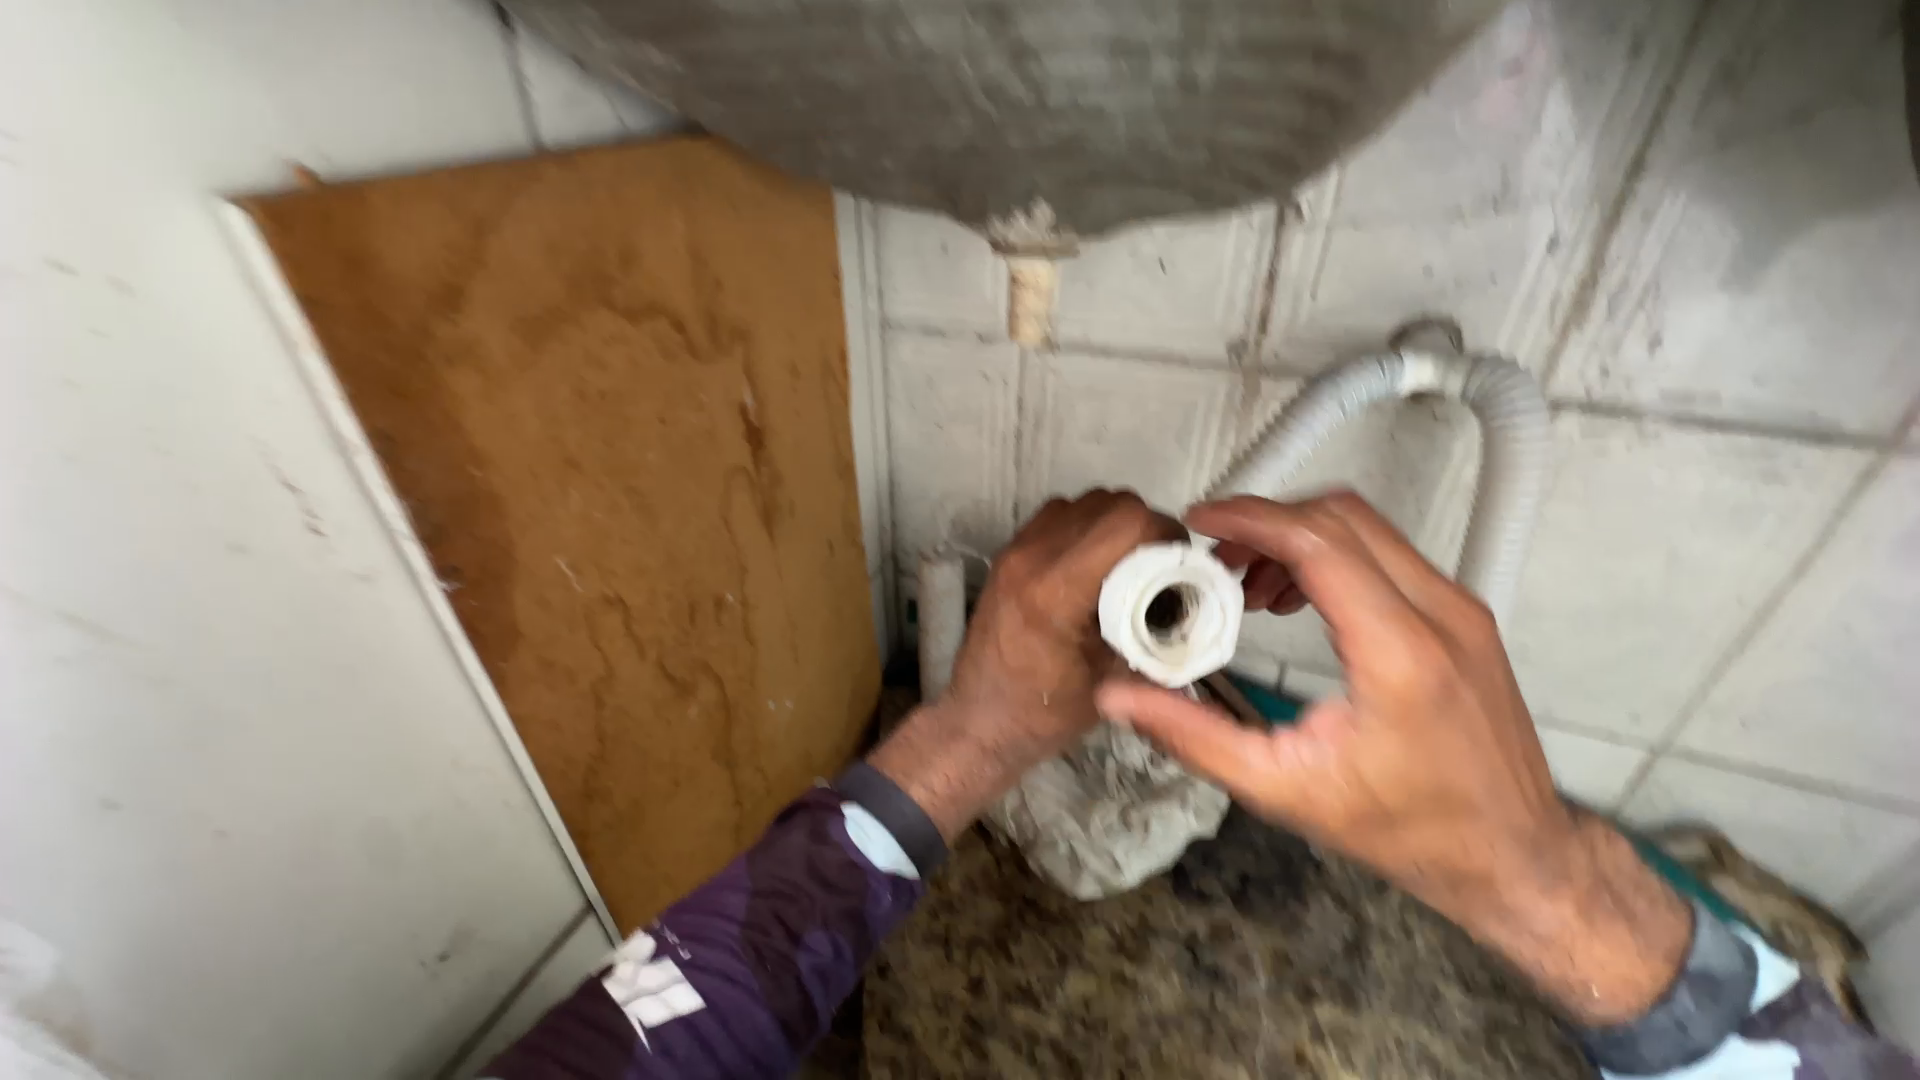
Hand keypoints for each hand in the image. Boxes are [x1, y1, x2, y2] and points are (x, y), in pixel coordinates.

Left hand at [868, 489, 1184, 840]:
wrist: (980, 718)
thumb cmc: (1045, 711)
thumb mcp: (1113, 681)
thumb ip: (1154, 636)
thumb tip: (1196, 604)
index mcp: (1055, 590)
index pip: (1124, 523)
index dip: (1164, 533)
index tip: (1180, 562)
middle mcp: (1031, 557)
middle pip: (1108, 504)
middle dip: (1146, 527)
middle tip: (1160, 565)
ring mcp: (1015, 550)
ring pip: (1083, 503)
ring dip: (1115, 524)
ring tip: (1130, 564)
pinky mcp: (1007, 553)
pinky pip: (1057, 516)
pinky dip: (1086, 528)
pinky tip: (1096, 564)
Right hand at [1097, 492, 1688, 1023]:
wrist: (1511, 852)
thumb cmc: (1408, 828)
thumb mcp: (1280, 788)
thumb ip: (1191, 734)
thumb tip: (1121, 697)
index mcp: (1399, 655)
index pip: (1319, 543)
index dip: (1251, 519)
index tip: (1202, 521)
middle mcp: (1440, 616)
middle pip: (1340, 518)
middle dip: (1265, 522)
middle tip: (1216, 554)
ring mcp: (1459, 610)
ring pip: (1365, 527)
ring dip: (1296, 537)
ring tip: (1248, 582)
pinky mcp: (1461, 616)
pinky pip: (1386, 553)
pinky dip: (1329, 554)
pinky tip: (1295, 597)